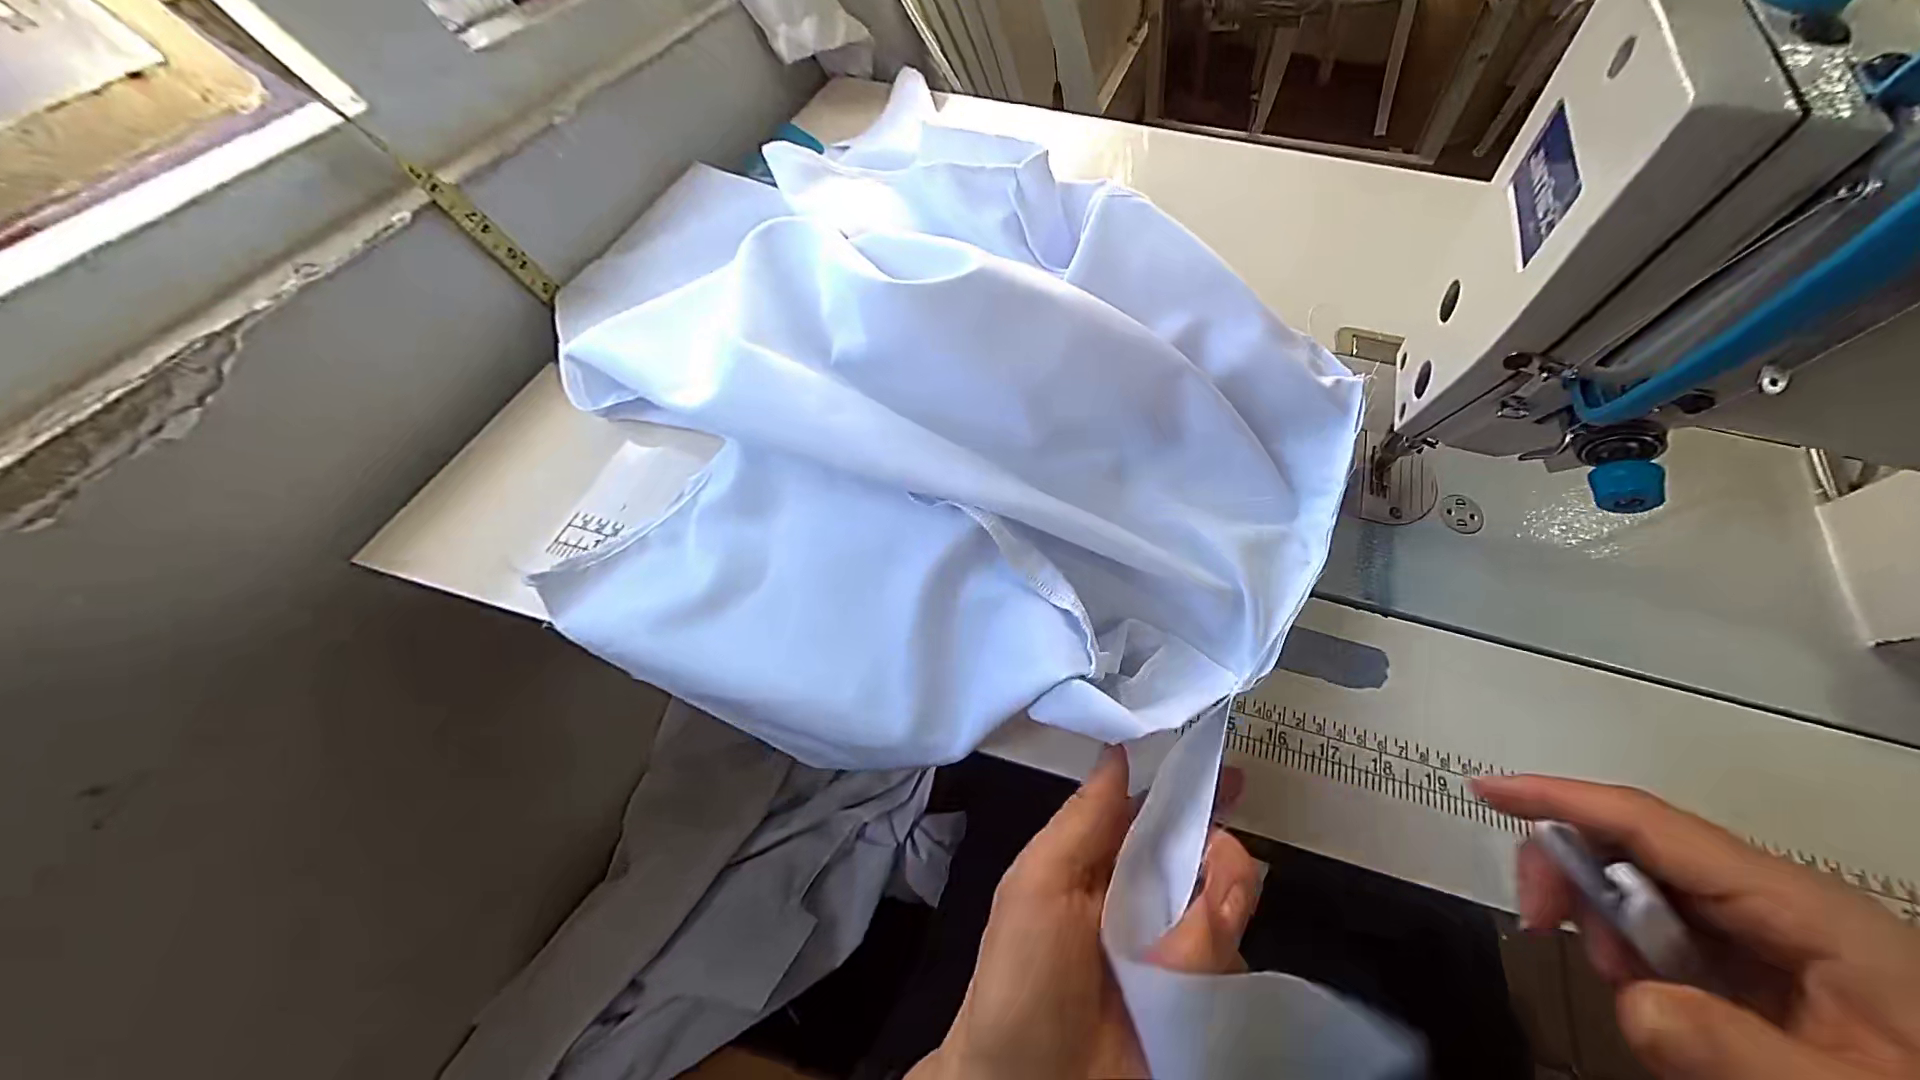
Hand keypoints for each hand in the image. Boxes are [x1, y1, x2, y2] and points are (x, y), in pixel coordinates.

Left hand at [909, 746, 1260, 1079]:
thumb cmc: (1019, 976)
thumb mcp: (1037, 883)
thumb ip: (1082, 818)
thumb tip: (1116, 750)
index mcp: (1100, 862)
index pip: (1153, 812)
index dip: (1190, 789)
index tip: (1228, 773)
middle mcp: (1142, 898)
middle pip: (1202, 854)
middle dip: (1216, 853)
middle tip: (1215, 858)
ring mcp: (1174, 950)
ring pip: (1223, 903)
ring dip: (1214, 907)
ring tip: (1172, 944)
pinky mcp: (1200, 1000)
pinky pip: (1230, 963)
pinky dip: (1213, 959)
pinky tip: (1184, 974)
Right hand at [1474, 774, 1919, 1079]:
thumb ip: (1730, 1045)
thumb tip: (1627, 1002)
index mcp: (1798, 904)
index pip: (1648, 822)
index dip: (1559, 798)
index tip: (1485, 789)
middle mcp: (1774, 896)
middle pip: (1630, 846)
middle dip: (1570, 876)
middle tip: (1540, 927)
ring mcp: (1769, 925)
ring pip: (1639, 885)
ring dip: (1602, 923)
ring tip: (1619, 983)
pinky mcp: (1762, 955)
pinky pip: (1665, 925)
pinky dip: (1632, 949)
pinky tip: (1646, 988)